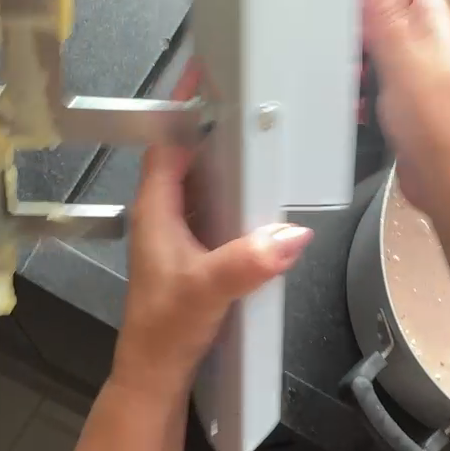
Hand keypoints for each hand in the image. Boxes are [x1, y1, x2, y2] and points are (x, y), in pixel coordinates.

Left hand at [111, 65, 313, 398]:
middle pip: (190, 158)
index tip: (213, 76)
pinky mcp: (197, 254)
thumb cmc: (166, 330)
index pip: (165, 142)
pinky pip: (218, 212)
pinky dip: (239, 199)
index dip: (186, 108)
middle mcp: (165, 215)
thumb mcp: (207, 291)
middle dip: (220, 131)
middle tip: (260, 106)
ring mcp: (181, 235)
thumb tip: (293, 235)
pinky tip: (266, 201)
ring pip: (206, 186)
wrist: (157, 374)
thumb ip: (246, 263)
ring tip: (270, 142)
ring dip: (233, 167)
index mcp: (156, 210)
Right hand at [360, 0, 449, 217]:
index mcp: (439, 36)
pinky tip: (359, 111)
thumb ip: (386, 12)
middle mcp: (435, 59)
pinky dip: (368, 101)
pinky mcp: (413, 119)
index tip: (353, 4)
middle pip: (397, 27)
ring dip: (365, 71)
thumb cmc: (438, 130)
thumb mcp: (404, 62)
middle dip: (368, 36)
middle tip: (348, 50)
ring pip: (388, 64)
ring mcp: (425, 90)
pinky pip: (385, 98)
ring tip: (352, 82)